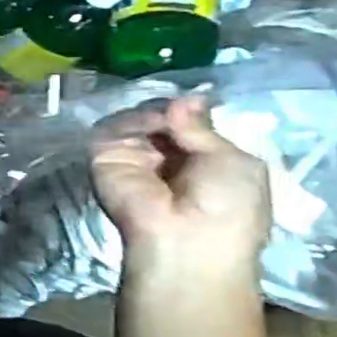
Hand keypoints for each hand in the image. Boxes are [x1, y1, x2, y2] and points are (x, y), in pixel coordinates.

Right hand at [89, 96, 270, 278]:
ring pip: (135, 118)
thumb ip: (202, 128)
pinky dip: (132, 120)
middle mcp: (161, 156)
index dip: (189, 110)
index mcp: (196, 159)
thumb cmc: (227, 206)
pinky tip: (150, 123)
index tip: (195, 99)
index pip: (185, 123)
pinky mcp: (103, 157)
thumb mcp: (233, 160)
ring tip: (165, 119)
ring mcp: (130, 156)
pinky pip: (112, 128)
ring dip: (151, 113)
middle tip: (178, 108)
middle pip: (159, 117)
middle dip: (170, 108)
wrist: (186, 239)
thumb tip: (186, 97)